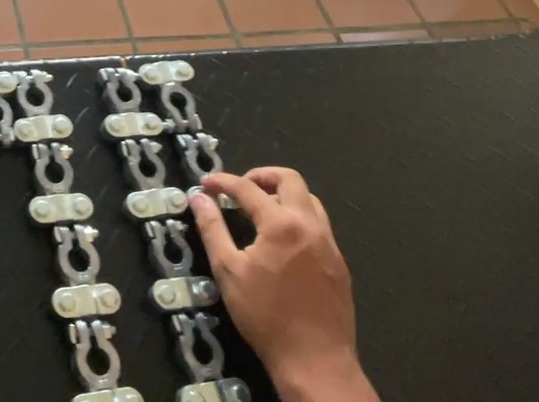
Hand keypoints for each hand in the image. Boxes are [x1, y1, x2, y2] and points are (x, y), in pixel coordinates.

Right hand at [189, 168, 377, 401]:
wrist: (316, 362)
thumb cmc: (266, 316)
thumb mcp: (228, 271)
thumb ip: (212, 229)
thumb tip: (198, 198)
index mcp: (281, 225)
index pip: (248, 188)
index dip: (223, 181)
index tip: (206, 183)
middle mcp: (310, 226)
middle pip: (291, 179)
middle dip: (262, 175)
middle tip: (240, 188)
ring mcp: (330, 245)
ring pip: (310, 201)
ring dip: (284, 195)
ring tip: (261, 210)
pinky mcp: (339, 264)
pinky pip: (320, 226)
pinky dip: (299, 219)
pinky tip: (283, 242)